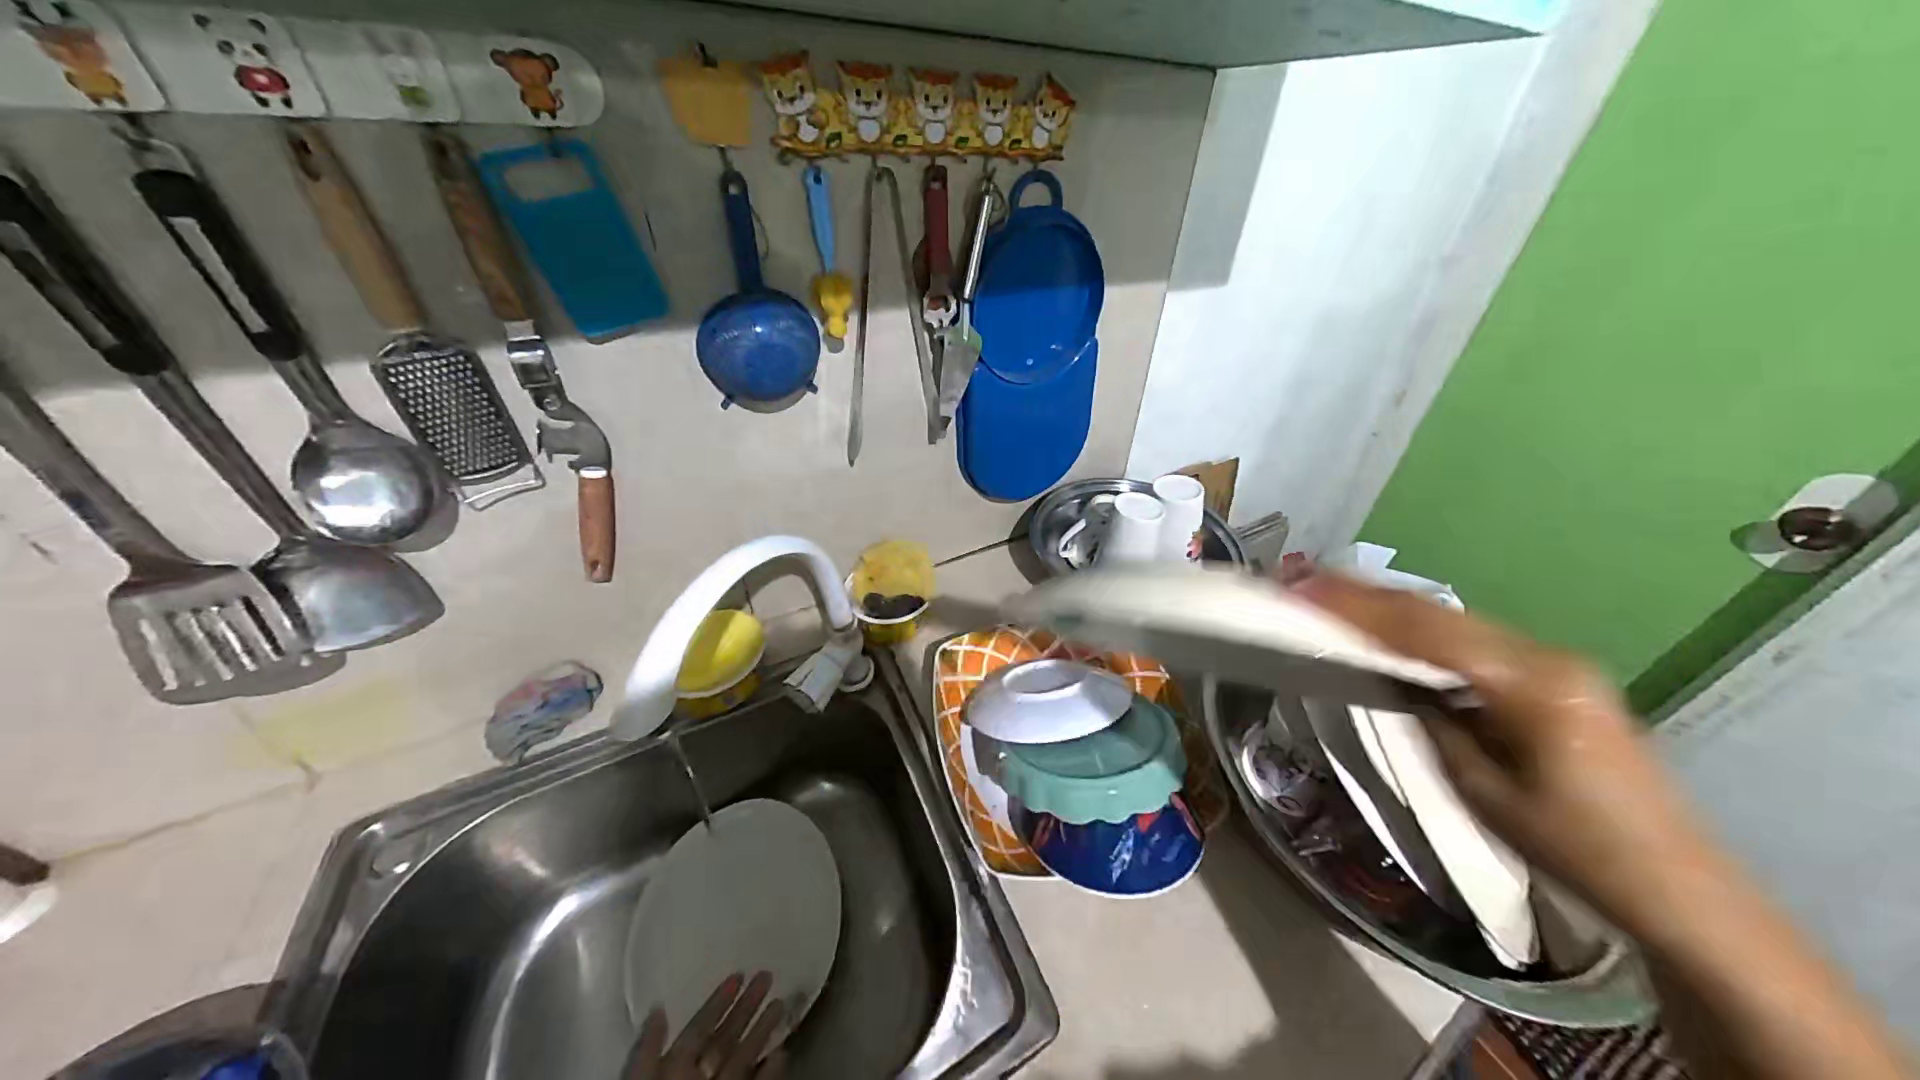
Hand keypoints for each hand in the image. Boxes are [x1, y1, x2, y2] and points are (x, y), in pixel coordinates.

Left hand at [624, 972, 788, 1079]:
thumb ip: (649, 1053)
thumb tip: (659, 1009)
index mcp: (672, 1073)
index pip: (698, 1030)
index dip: (716, 1002)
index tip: (738, 974)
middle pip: (724, 1039)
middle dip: (746, 1008)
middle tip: (767, 975)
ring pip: (743, 1061)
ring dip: (763, 1033)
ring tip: (781, 1002)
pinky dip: (770, 1076)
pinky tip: (782, 1054)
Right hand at [1291, 572, 1714, 941]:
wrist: (1683, 892)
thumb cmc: (1579, 852)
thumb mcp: (1484, 793)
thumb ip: (1431, 723)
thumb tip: (1387, 679)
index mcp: (1533, 686)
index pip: (1427, 632)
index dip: (1359, 608)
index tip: (1303, 589)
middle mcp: (1548, 658)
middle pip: (1439, 614)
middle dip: (1366, 596)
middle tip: (1304, 582)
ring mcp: (1557, 664)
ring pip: (1454, 622)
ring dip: (1389, 609)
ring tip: (1329, 595)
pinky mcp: (1556, 678)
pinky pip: (1472, 641)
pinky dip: (1420, 631)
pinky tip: (1386, 628)